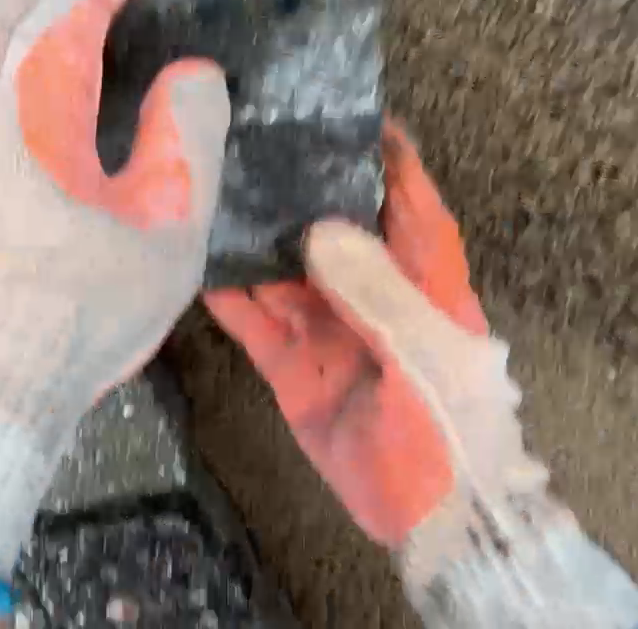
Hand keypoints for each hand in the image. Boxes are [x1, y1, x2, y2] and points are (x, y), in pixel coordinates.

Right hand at [208, 124, 637, 626]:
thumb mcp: (427, 357)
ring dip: (245, 236)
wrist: (431, 527)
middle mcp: (368, 293)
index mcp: (422, 283)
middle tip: (244, 140)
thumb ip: (378, 291)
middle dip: (293, 187)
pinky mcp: (288, 360)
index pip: (407, 204)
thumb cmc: (450, 434)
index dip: (386, 156)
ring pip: (276, 267)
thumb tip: (320, 222)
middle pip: (328, 226)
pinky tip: (187, 259)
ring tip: (202, 188)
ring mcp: (323, 326)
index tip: (349, 111)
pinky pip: (248, 316)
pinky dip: (221, 291)